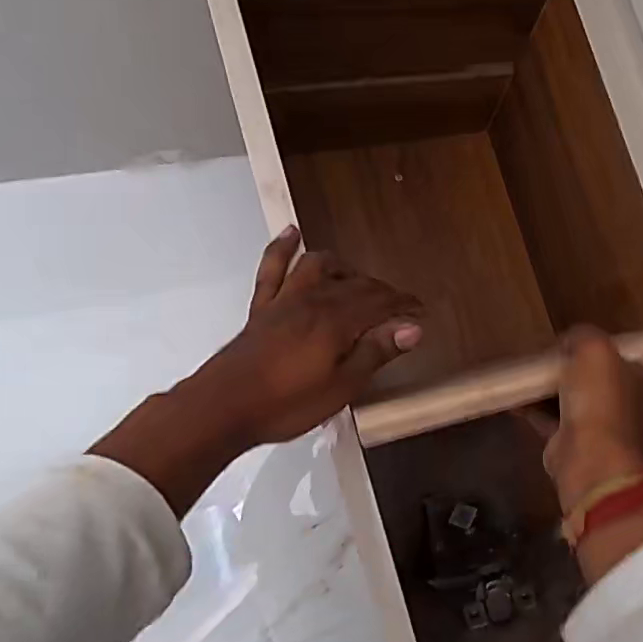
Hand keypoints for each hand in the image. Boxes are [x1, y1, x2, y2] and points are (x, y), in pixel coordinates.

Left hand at [189, 226, 423, 446]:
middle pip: (356, 285)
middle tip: (398, 306)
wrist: (223, 407)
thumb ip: (376, 352)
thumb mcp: (342, 387)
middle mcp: (313, 301)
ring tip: (358, 278)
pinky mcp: (262, 308)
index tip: (419, 312)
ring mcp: (284, 301)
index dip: (403, 306)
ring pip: (319, 267)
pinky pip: (273, 268)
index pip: (380, 303)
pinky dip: (283, 248)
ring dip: (343, 268)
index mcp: (336, 321)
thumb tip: (412, 329)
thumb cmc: (285, 404)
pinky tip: (293, 233)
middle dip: (382, 292)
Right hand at [540, 326, 642, 509]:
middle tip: (543, 358)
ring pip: (567, 398)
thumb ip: (582, 335)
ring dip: (544, 387)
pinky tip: (513, 398)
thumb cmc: (600, 397)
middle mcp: (624, 404)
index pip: (617, 356)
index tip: (567, 343)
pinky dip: (531, 408)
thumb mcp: (594, 347)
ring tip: (523, 374)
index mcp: (640, 380)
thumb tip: (568, 342)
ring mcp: (599, 426)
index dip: (592, 347)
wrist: (589, 456)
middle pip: (590, 377)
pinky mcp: (572, 442)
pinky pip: (548, 418)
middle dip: (564, 367)